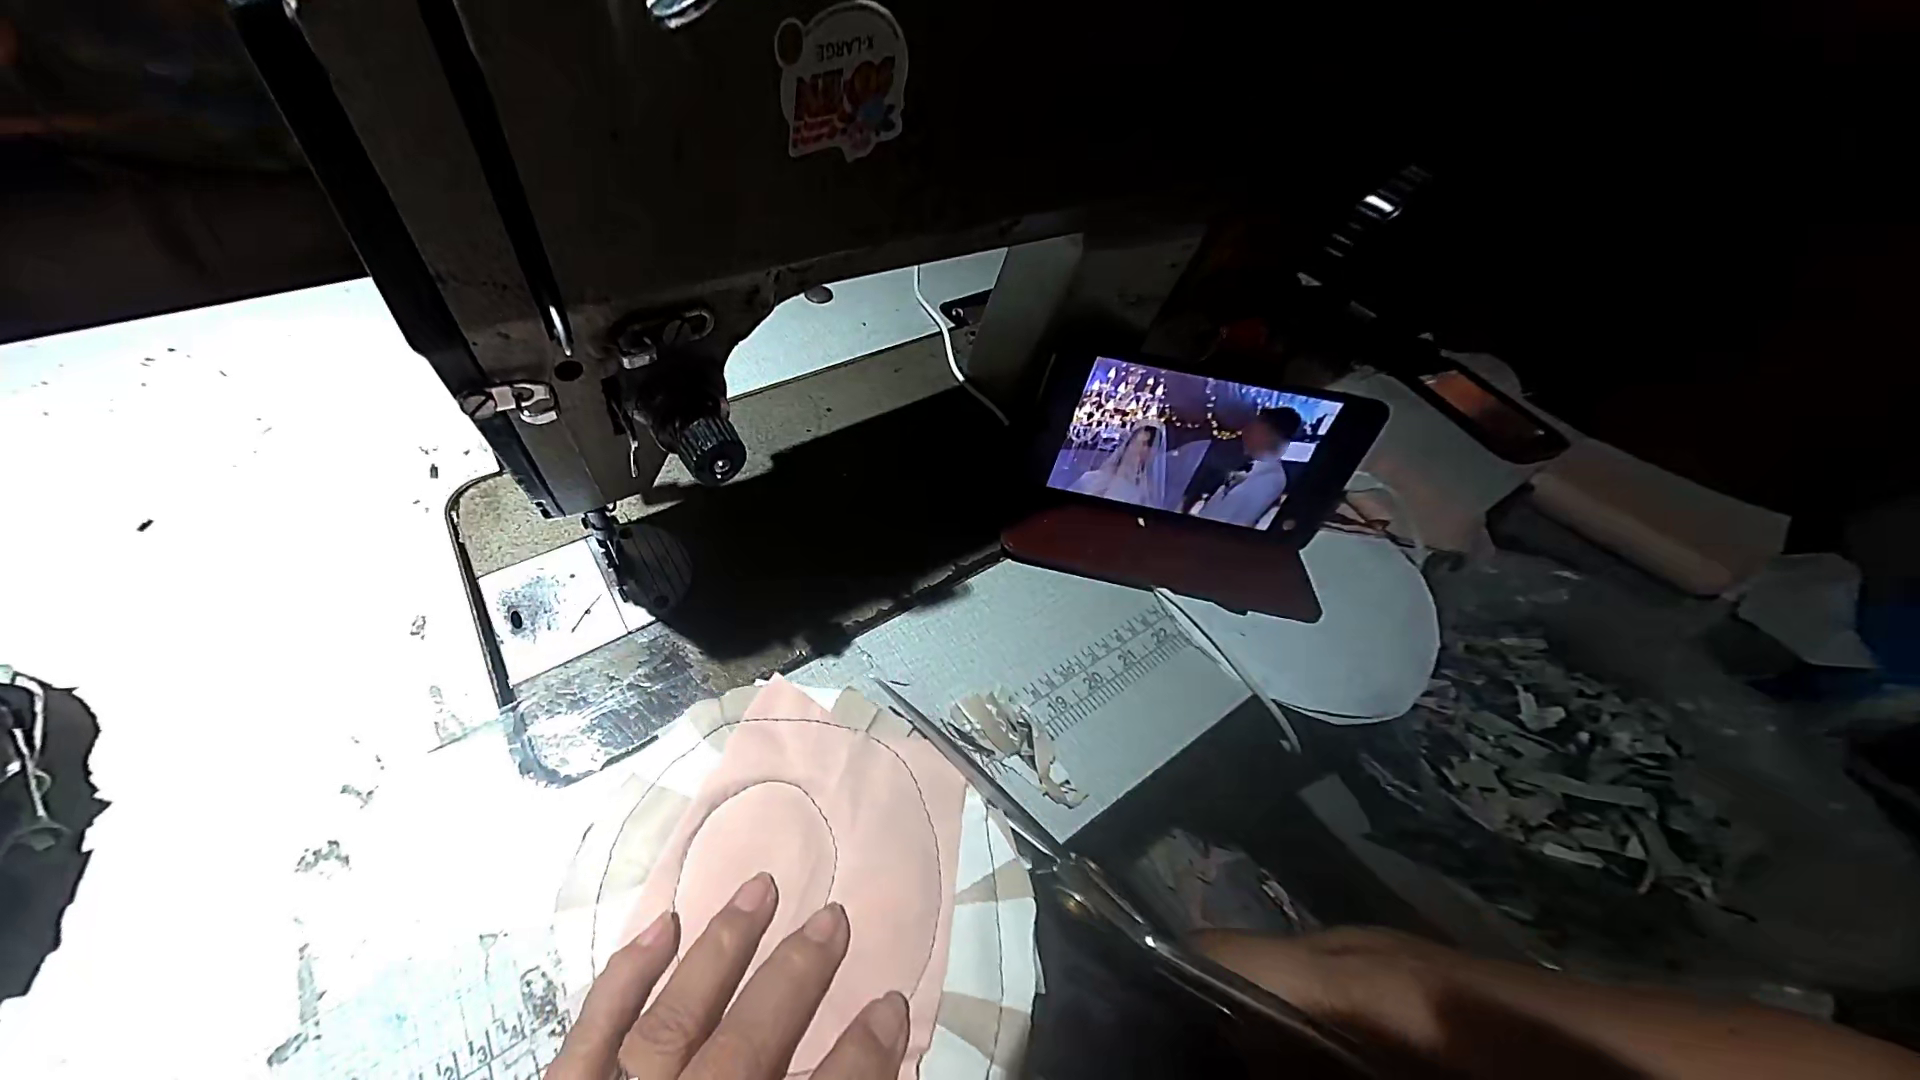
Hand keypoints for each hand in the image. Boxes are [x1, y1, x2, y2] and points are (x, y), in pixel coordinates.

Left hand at [547, 872, 909, 1079]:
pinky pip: (585, 1043)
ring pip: (671, 1025)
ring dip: (721, 950)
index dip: (863, 1057)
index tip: (891, 1003)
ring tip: (760, 887)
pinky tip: (660, 928)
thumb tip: (878, 1077)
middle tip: (833, 916)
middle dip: (796, 978)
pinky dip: (621, 982)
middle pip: (747, 1048)